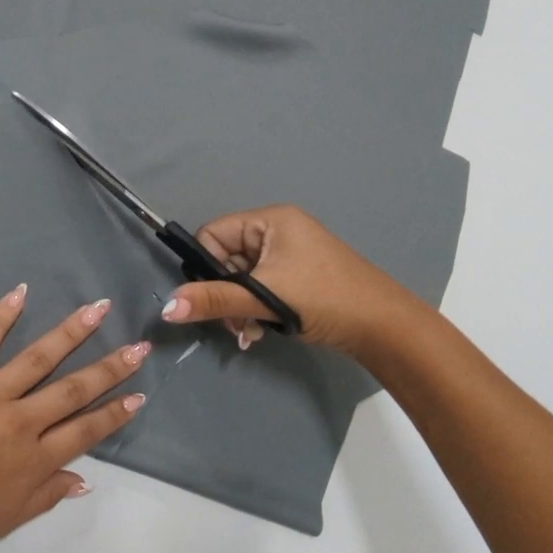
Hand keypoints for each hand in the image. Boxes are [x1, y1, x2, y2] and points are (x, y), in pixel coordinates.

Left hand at [0, 285, 149, 550]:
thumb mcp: (10, 518)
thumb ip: (48, 495)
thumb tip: (84, 479)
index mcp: (37, 458)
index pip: (85, 431)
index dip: (114, 415)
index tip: (139, 396)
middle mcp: (23, 421)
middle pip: (73, 390)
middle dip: (110, 368)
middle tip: (138, 347)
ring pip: (38, 358)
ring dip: (71, 332)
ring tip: (97, 309)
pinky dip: (2, 316)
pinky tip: (21, 293)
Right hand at [158, 204, 426, 355]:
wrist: (387, 329)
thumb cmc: (326, 299)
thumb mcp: (264, 298)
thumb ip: (212, 301)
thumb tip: (165, 307)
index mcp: (271, 221)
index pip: (213, 234)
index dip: (206, 266)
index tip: (214, 296)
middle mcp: (279, 232)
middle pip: (225, 259)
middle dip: (224, 294)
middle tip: (234, 322)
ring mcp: (290, 255)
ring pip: (240, 279)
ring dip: (238, 307)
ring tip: (250, 331)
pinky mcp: (297, 278)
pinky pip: (259, 289)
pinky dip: (255, 310)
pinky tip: (261, 332)